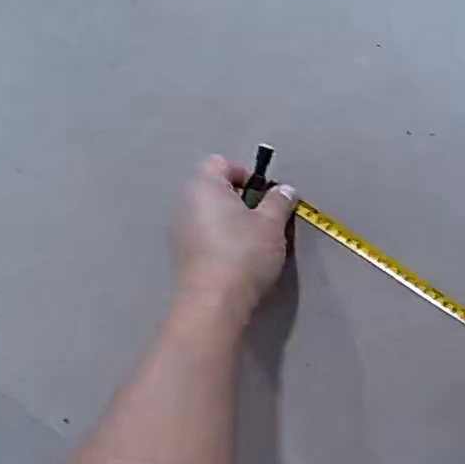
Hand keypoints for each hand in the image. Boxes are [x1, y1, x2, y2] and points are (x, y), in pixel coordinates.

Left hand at [172, 155, 299, 315]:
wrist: (216, 300)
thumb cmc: (245, 254)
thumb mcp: (272, 225)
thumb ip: (279, 202)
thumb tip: (285, 190)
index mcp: (204, 185)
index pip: (223, 163)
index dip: (248, 174)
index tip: (268, 196)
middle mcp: (185, 200)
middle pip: (215, 188)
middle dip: (242, 199)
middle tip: (266, 219)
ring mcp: (179, 227)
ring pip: (211, 212)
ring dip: (232, 220)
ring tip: (255, 241)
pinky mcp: (182, 251)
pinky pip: (205, 233)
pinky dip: (222, 237)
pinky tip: (239, 257)